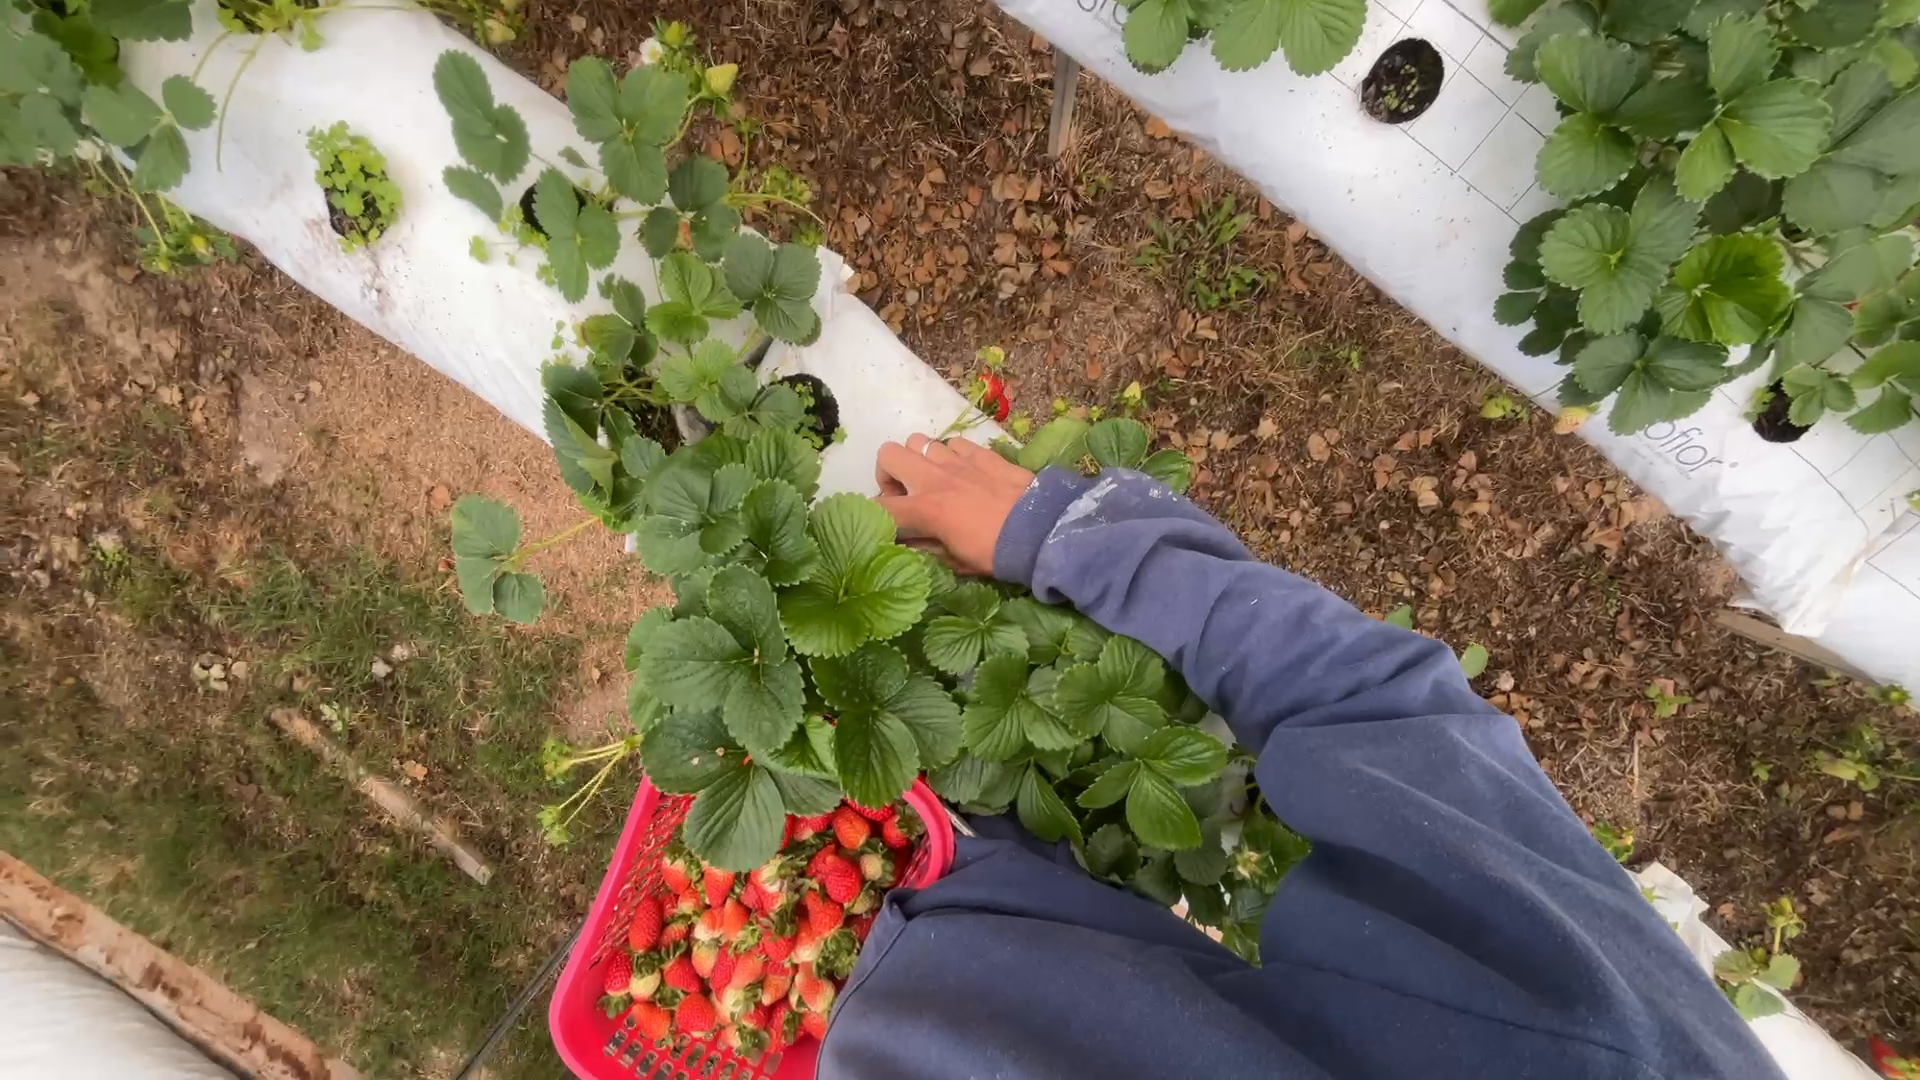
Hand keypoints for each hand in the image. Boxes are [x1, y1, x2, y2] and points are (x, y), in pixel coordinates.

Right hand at [874, 434, 1034, 575]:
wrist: (1042, 531)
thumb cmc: (996, 553)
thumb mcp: (955, 561)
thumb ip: (924, 548)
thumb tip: (905, 542)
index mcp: (925, 509)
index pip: (879, 507)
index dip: (872, 516)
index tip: (881, 525)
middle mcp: (934, 478)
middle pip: (889, 454)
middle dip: (888, 474)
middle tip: (905, 494)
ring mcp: (958, 461)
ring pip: (920, 441)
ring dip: (919, 460)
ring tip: (934, 480)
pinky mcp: (982, 453)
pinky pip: (953, 442)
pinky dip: (950, 454)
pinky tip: (963, 472)